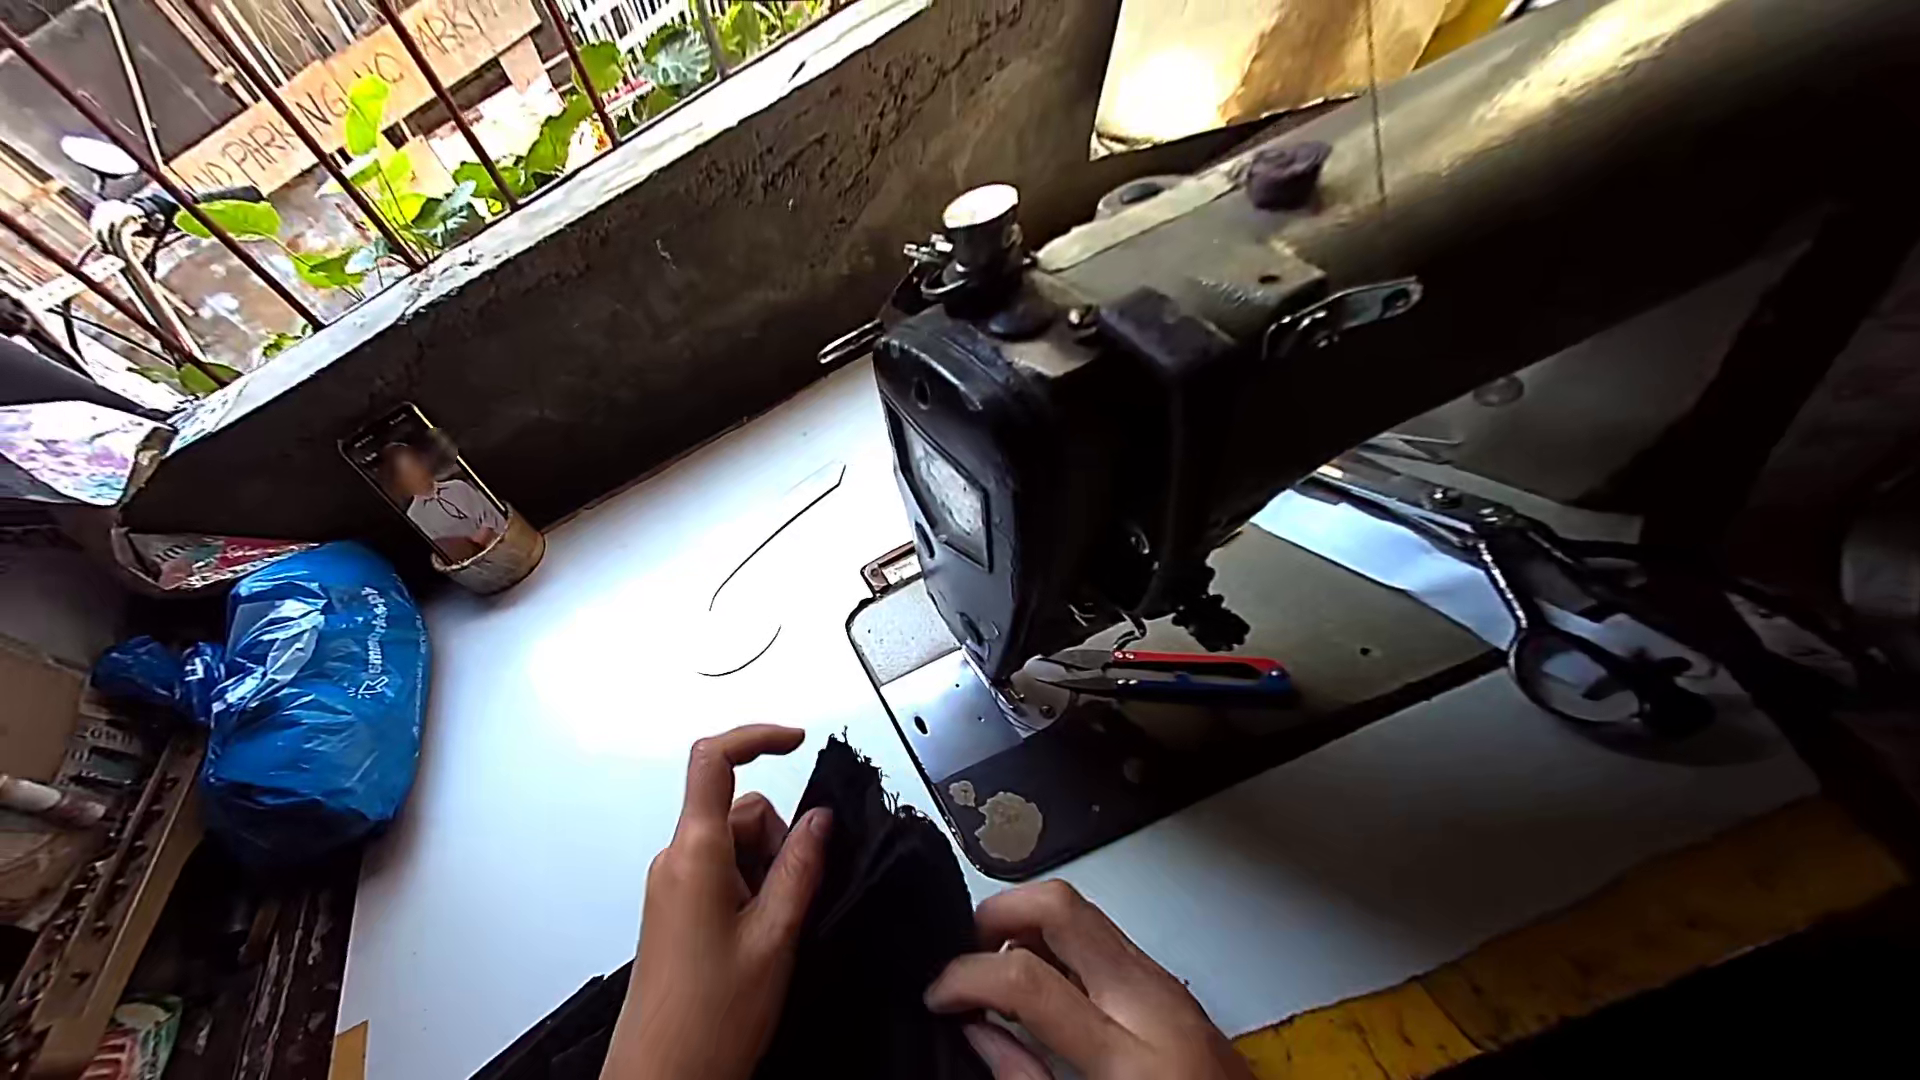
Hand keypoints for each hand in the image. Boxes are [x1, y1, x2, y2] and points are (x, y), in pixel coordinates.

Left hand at [600, 725, 831, 1079]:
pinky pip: (726, 866)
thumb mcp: (775, 936)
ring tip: (771, 926)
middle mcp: (677, 860)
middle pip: (744, 808)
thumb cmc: (704, 1026)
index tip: (795, 740)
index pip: (714, 760)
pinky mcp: (678, 903)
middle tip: (789, 895)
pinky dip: (753, 883)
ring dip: (768, 867)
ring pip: (739, 838)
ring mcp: (675, 882)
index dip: (757, 737)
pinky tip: (758, 932)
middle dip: (780, 838)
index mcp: (695, 855)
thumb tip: (820, 817)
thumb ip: (801, 866)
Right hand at [926, 881, 1253, 1079]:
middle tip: (967, 951)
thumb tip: (978, 1029)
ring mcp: (1164, 985)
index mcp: (1133, 1060)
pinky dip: (1056, 940)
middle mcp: (1151, 1002)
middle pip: (1061, 905)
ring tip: (995, 967)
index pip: (1030, 980)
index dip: (968, 977)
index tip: (940, 992)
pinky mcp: (1168, 985)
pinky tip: (1039, 978)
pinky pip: (1100, 935)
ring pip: (1081, 909)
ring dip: (1027, 922)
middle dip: (999, 912)